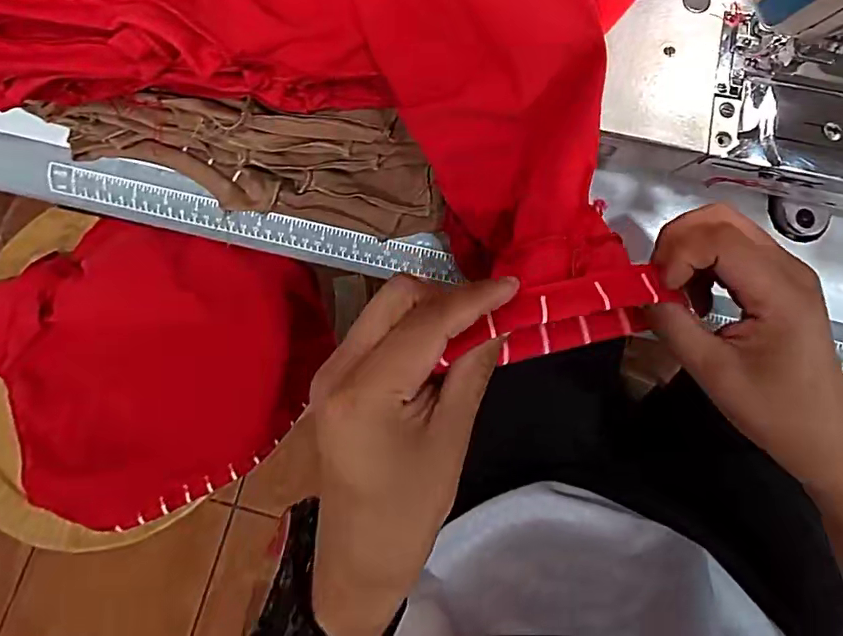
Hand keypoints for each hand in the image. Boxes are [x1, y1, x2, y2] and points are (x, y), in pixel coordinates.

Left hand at [309, 274, 517, 635]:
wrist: (357, 557)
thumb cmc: (408, 508)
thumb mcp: (452, 438)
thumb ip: (472, 367)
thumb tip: (499, 318)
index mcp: (363, 392)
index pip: (426, 322)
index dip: (473, 298)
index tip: (512, 285)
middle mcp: (338, 368)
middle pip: (397, 296)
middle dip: (447, 294)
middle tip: (487, 314)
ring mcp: (331, 369)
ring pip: (387, 305)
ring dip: (431, 307)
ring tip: (468, 330)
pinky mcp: (336, 374)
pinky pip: (379, 326)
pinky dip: (415, 323)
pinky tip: (440, 344)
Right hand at [642, 204, 842, 496]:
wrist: (826, 441)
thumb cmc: (778, 414)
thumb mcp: (715, 373)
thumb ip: (674, 326)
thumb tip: (644, 294)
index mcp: (780, 290)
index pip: (719, 237)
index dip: (679, 253)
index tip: (660, 288)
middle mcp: (788, 269)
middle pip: (722, 219)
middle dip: (680, 240)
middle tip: (660, 279)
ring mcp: (788, 271)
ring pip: (727, 227)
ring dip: (691, 249)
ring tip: (677, 291)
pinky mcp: (781, 280)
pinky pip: (735, 248)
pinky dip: (706, 260)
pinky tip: (699, 297)